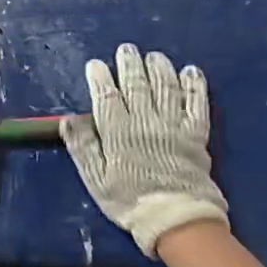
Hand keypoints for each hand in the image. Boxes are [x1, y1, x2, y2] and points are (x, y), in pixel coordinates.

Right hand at [60, 44, 226, 256]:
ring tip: (154, 56)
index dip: (100, 78)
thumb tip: (69, 118)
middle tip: (126, 49)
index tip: (96, 64)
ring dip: (160, 69)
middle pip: (138, 87)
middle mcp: (146, 123)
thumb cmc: (128, 200)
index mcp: (118, 133)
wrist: (175, 218)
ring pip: (166, 90)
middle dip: (130, 65)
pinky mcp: (196, 135)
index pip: (107, 98)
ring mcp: (174, 127)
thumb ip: (83, 146)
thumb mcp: (95, 178)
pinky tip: (191, 72)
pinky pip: (197, 104)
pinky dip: (194, 86)